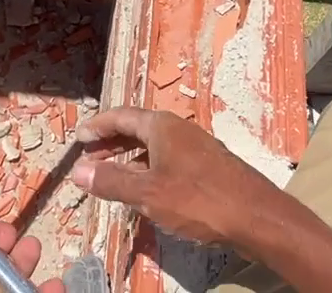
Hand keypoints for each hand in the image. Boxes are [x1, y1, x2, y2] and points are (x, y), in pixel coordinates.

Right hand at [69, 107, 277, 244]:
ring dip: (129, 158)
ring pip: (153, 146)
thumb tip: (77, 170)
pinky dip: (148, 169)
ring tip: (111, 175)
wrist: (254, 215)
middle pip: (136, 129)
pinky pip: (167, 159)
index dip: (98, 126)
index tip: (78, 137)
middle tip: (89, 156)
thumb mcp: (148, 193)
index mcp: (161, 126)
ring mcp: (194, 146)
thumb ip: (112, 181)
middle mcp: (177, 128)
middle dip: (111, 142)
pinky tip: (146, 190)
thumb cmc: (197, 198)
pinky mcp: (206, 166)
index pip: (121, 116)